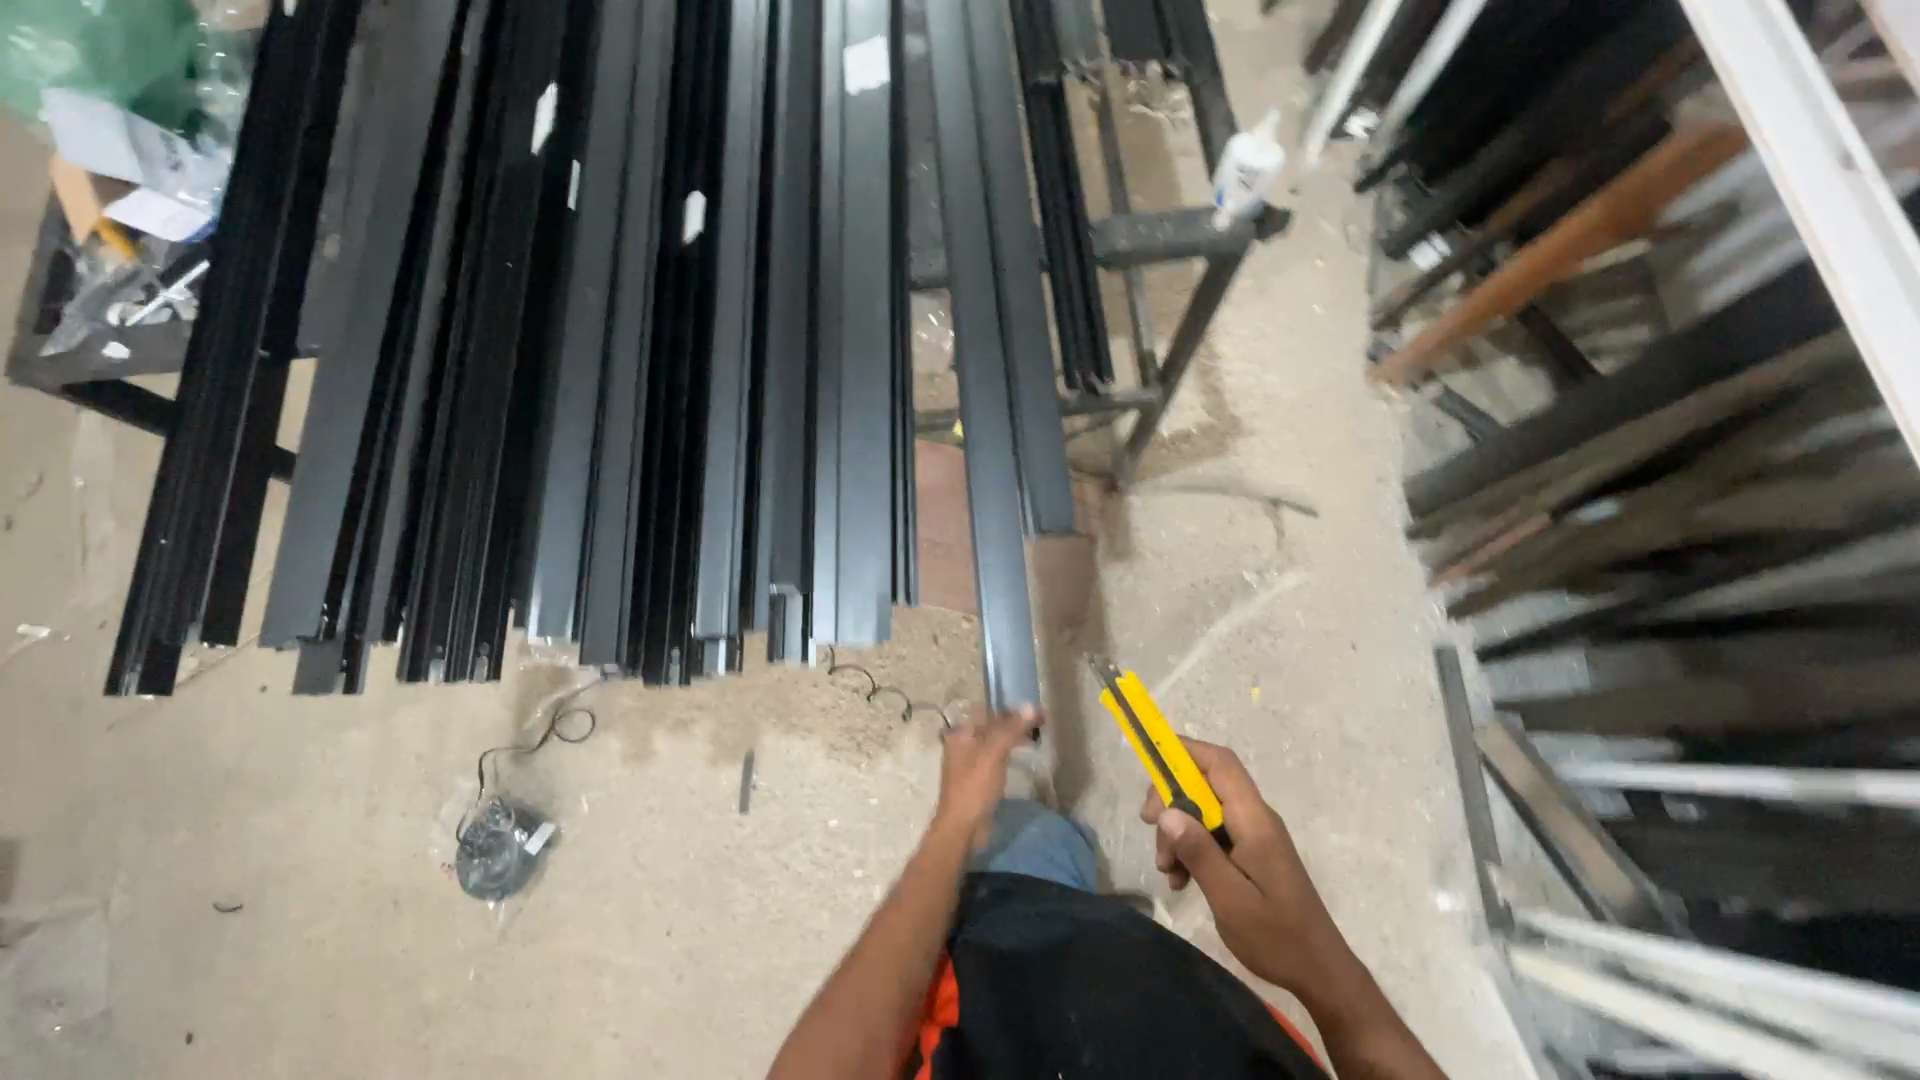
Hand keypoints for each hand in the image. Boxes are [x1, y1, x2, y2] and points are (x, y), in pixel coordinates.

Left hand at [932, 705, 1042, 845]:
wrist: (963, 828)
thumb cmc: (974, 788)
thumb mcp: (993, 755)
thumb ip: (1011, 730)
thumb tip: (1030, 706)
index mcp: (962, 734)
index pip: (987, 710)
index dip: (1010, 706)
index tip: (1034, 706)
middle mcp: (964, 743)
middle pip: (992, 724)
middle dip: (1015, 720)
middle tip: (1041, 719)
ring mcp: (971, 761)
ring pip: (995, 740)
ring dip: (1014, 735)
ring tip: (1037, 732)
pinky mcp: (980, 777)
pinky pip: (996, 756)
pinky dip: (1010, 750)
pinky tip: (1024, 751)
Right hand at [1139, 740, 1354, 992]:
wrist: (1320, 971)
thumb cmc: (1276, 936)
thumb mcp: (1230, 898)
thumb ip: (1199, 852)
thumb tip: (1167, 812)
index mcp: (1255, 821)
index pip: (1220, 764)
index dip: (1184, 750)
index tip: (1149, 757)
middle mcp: (1255, 819)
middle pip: (1205, 784)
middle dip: (1171, 800)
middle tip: (1150, 829)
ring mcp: (1254, 835)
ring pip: (1203, 811)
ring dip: (1178, 831)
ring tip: (1169, 871)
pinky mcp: (1250, 853)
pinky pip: (1212, 834)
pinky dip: (1191, 848)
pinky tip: (1182, 880)